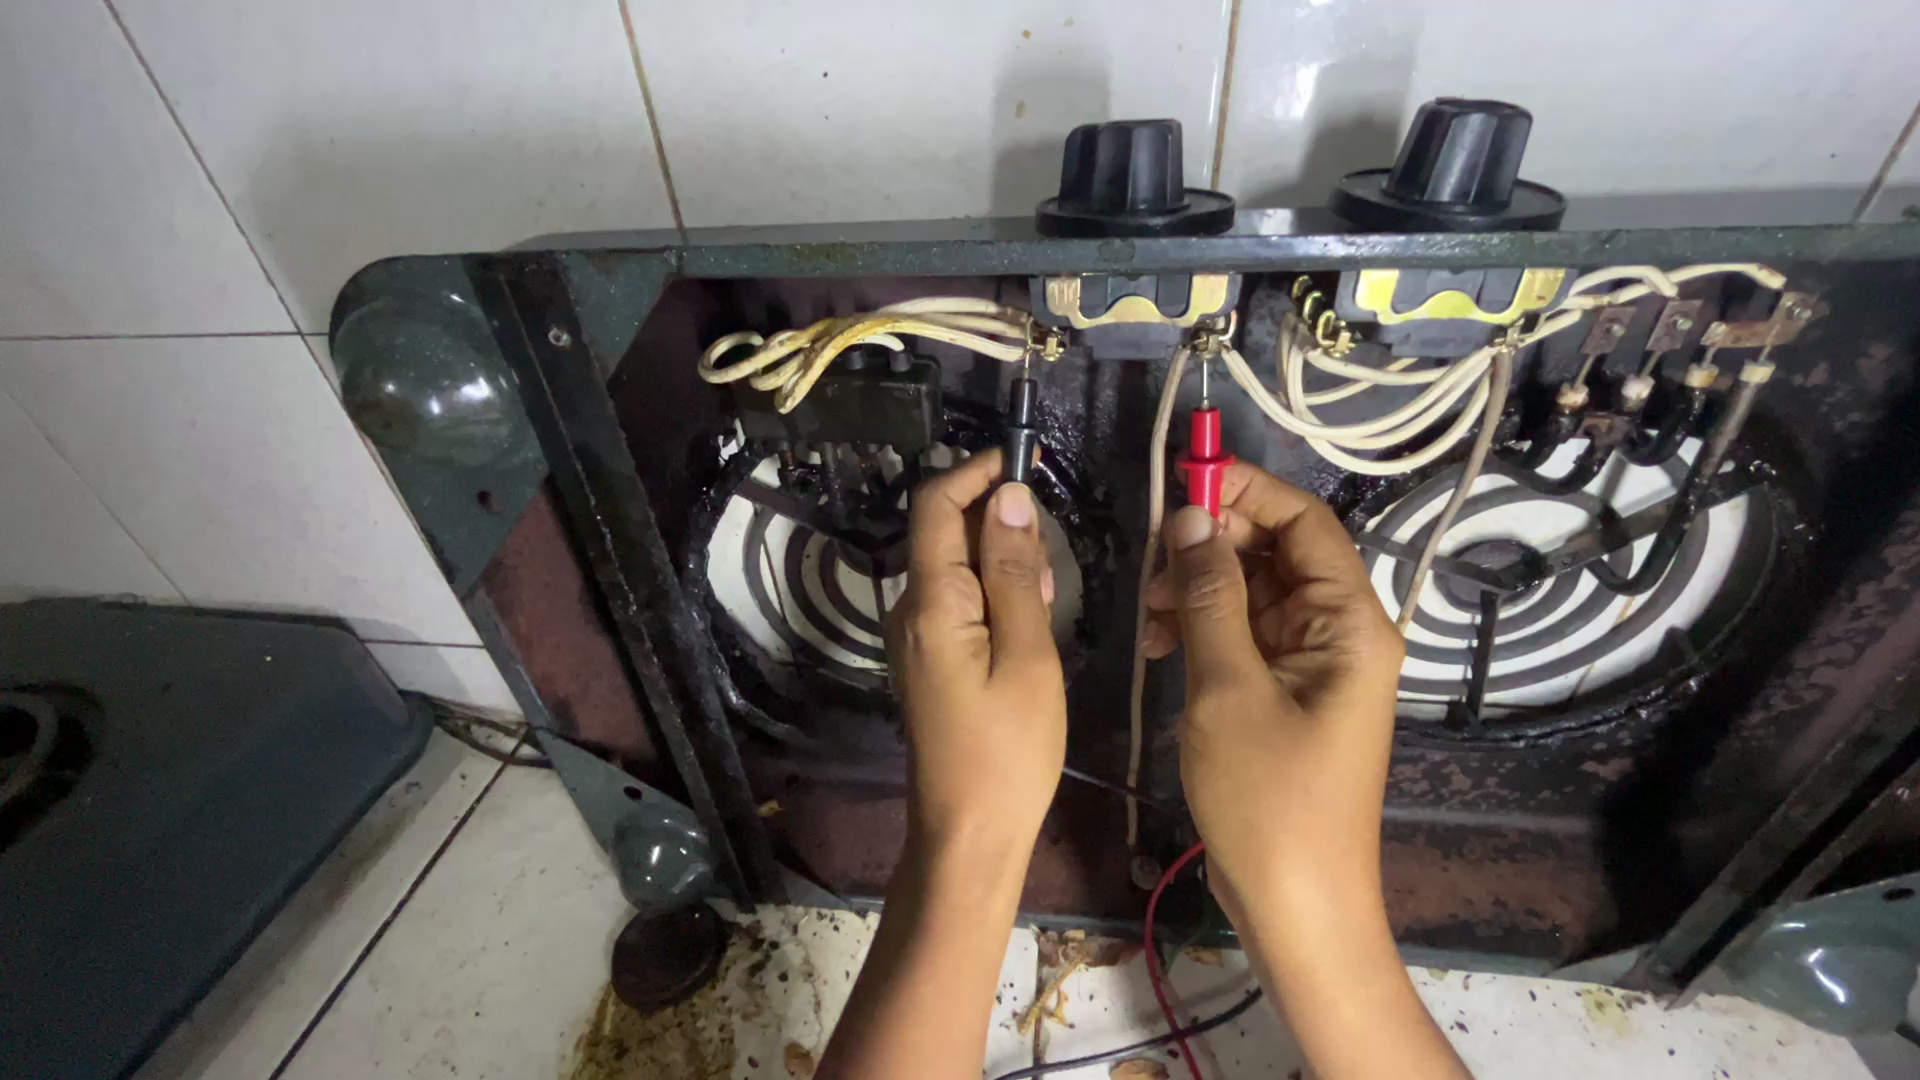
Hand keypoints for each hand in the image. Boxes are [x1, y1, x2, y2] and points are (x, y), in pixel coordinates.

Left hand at [889, 449, 1064, 850]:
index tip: (1025, 461)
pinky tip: (1030, 622)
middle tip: (1048, 556)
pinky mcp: (932, 657)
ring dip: (1001, 560)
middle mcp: (911, 608)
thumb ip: (1012, 572)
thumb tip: (1009, 496)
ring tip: (1045, 596)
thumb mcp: (1026, 653)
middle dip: (998, 521)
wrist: (968, 830)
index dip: (974, 472)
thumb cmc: (1008, 748)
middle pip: (945, 531)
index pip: (935, 505)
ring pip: (957, 566)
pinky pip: (959, 601)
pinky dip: (995, 593)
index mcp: (930, 601)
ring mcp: (918, 634)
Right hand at [1143, 464, 1403, 914]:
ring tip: (1148, 614)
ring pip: (1250, 590)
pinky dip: (1200, 627)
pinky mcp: (1282, 685)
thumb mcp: (1226, 686)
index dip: (1245, 491)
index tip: (1182, 479)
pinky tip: (1159, 646)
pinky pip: (1241, 631)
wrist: (1293, 900)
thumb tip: (1189, 518)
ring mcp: (1310, 659)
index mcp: (1351, 621)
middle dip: (1210, 546)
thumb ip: (1209, 595)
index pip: (1305, 522)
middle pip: (1275, 552)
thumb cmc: (1267, 796)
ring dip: (1197, 589)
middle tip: (1151, 559)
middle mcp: (1339, 629)